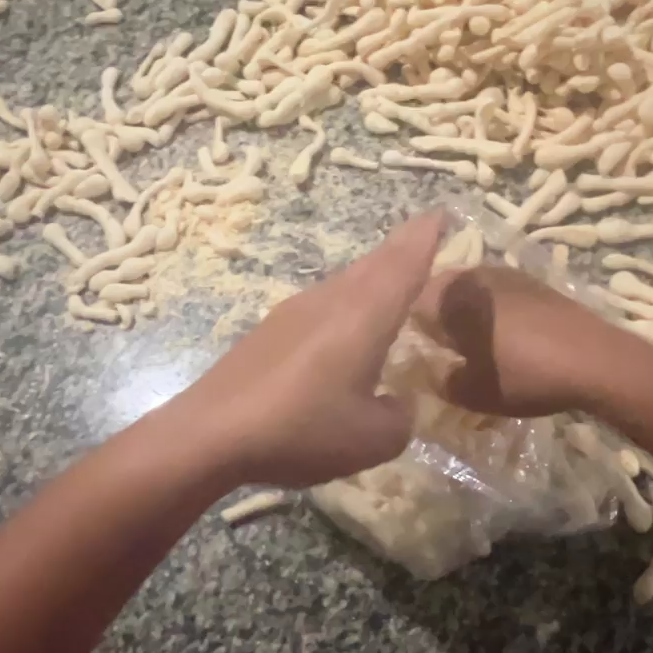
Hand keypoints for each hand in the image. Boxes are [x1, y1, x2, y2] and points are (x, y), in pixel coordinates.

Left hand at [172, 212, 446, 487]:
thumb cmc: (300, 429)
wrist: (210, 433)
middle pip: (375, 263)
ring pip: (347, 280)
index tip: (443, 213)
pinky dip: (348, 300)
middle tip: (426, 235)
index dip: (426, 236)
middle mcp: (331, 300)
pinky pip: (324, 301)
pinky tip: (346, 327)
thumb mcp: (371, 440)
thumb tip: (399, 403)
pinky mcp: (271, 329)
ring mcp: (295, 310)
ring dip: (374, 273)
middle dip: (403, 246)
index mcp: (363, 315)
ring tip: (393, 281)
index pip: (404, 263)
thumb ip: (400, 418)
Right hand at [411, 266, 622, 416]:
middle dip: (436, 317)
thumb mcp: (472, 393)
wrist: (595, 360)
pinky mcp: (533, 281)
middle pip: (437, 292)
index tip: (418, 353)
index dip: (409, 330)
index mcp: (449, 296)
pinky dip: (492, 311)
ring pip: (468, 291)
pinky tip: (506, 337)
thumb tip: (431, 372)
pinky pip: (496, 293)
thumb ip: (441, 381)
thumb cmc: (525, 375)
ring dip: (465, 312)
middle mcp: (472, 274)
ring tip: (475, 344)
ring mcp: (505, 273)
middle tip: (443, 351)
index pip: (408, 305)